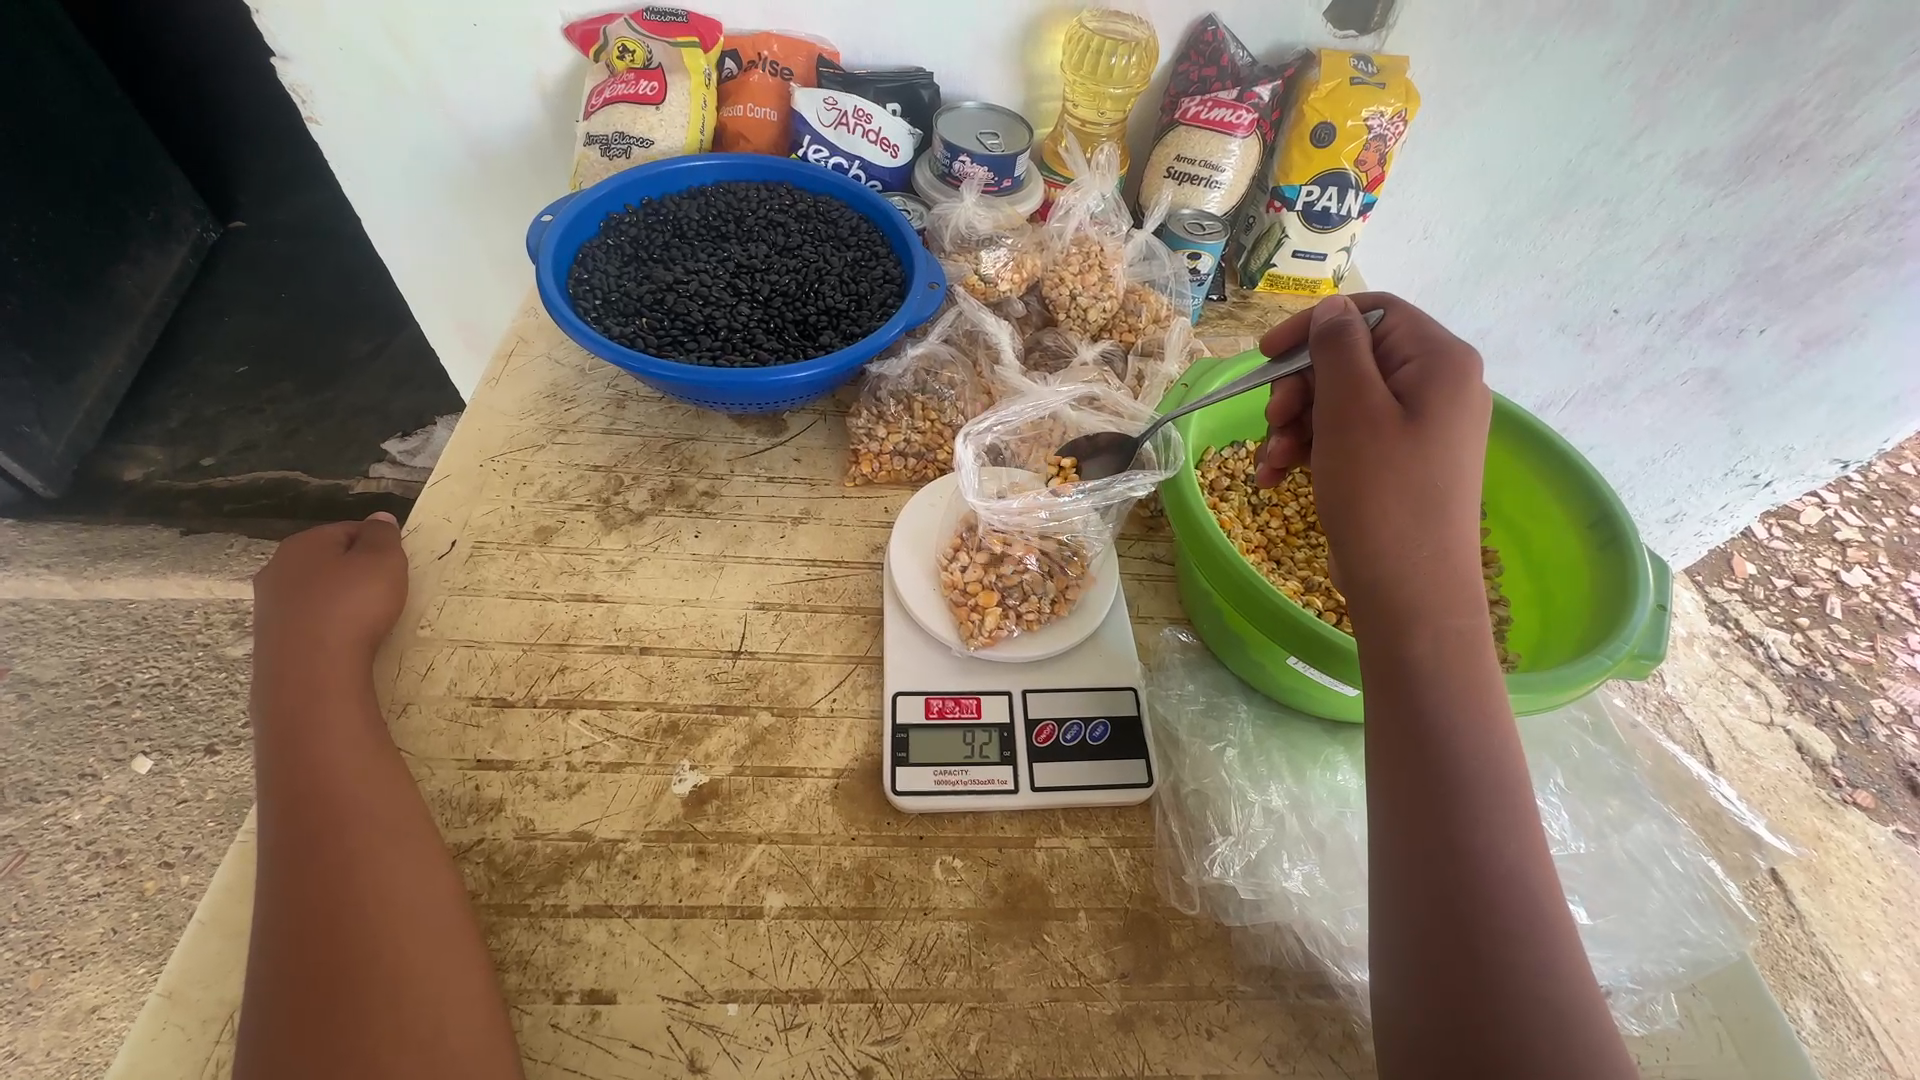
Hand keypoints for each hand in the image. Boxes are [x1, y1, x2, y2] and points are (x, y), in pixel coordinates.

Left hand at [253, 513, 409, 665]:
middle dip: (356, 571)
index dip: (378, 543)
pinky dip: (329, 623)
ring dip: (341, 598)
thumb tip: (378, 519)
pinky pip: (309, 620)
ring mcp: (269, 605)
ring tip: (368, 617)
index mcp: (303, 544)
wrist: (312, 669)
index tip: (398, 564)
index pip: (348, 529)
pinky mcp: (272, 637)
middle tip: (385, 589)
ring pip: (317, 591)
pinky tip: (346, 636)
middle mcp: (277, 568)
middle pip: (329, 560)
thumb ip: (383, 536)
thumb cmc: (353, 605)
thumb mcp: (384, 561)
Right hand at [1257, 293, 1489, 616]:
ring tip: (1272, 463)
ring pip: (1342, 402)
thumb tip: (1332, 310)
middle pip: (1351, 360)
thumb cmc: (1381, 493)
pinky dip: (1311, 451)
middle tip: (1272, 422)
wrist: (1410, 589)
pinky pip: (1349, 437)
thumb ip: (1339, 347)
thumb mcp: (1351, 409)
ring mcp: (1420, 428)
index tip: (1263, 356)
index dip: (1313, 327)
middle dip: (1299, 389)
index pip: (1372, 313)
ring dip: (1296, 426)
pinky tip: (1277, 477)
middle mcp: (1437, 386)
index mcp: (1438, 361)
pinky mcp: (1401, 463)